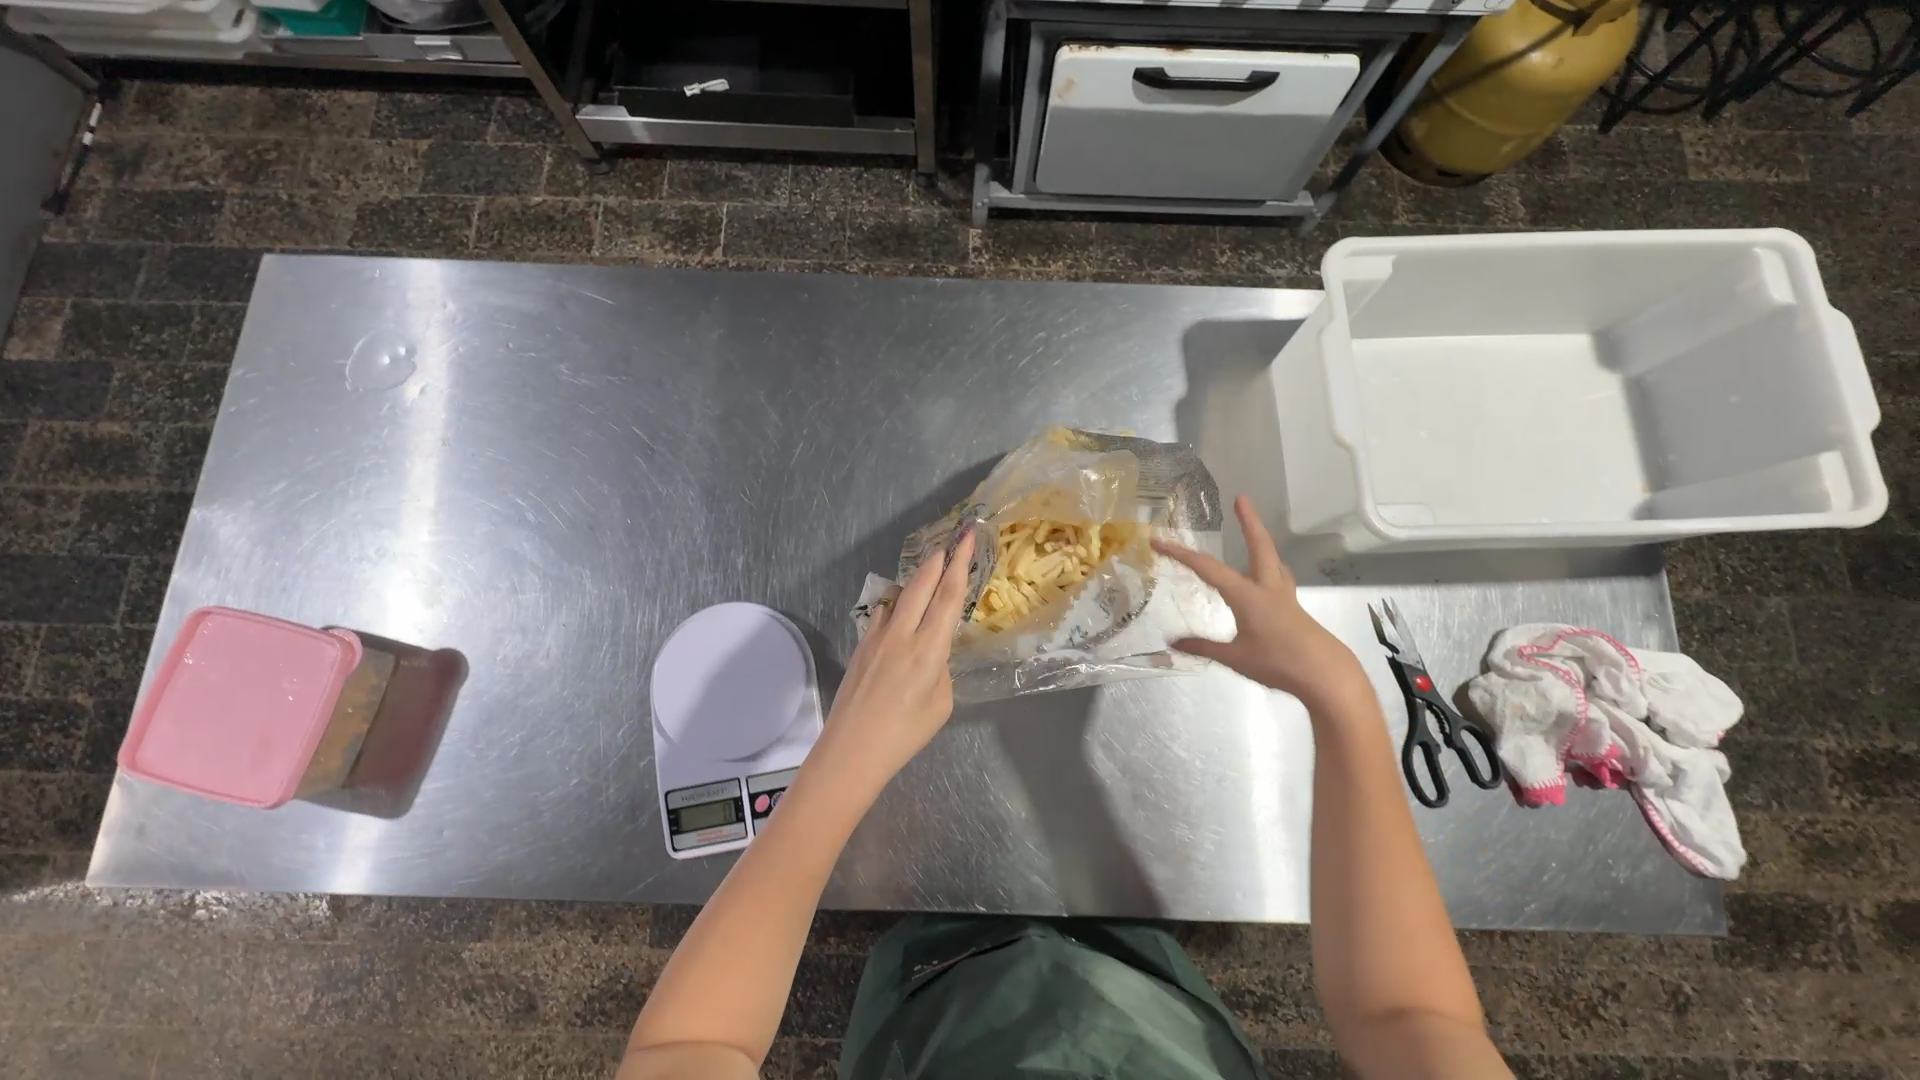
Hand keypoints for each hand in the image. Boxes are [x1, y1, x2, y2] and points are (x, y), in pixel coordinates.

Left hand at [808, 528, 977, 793]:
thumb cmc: (905, 733)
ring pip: (897, 597)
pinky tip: (898, 616)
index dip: (960, 564)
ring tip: (926, 579)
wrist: (852, 749)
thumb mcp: (941, 703)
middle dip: (936, 561)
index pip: (948, 596)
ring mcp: (876, 637)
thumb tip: (931, 652)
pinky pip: (881, 615)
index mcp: (928, 648)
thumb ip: (940, 669)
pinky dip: (895, 606)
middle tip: (948, 545)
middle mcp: (901, 634)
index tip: (966, 539)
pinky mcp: (860, 646)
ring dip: (913, 583)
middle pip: (920, 585)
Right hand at [1152, 496, 1366, 707]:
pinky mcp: (1294, 609)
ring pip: (1273, 560)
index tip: (1159, 542)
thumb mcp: (1235, 658)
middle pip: (1259, 546)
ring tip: (1254, 533)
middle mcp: (1267, 588)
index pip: (1208, 568)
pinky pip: (1279, 578)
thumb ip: (1203, 647)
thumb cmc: (1278, 664)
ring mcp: (1285, 597)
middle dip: (1249, 522)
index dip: (1181, 554)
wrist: (1325, 675)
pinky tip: (1267, 578)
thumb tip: (1171, 642)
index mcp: (1247, 596)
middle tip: (1242, 498)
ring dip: (1262, 542)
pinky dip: (1270, 568)